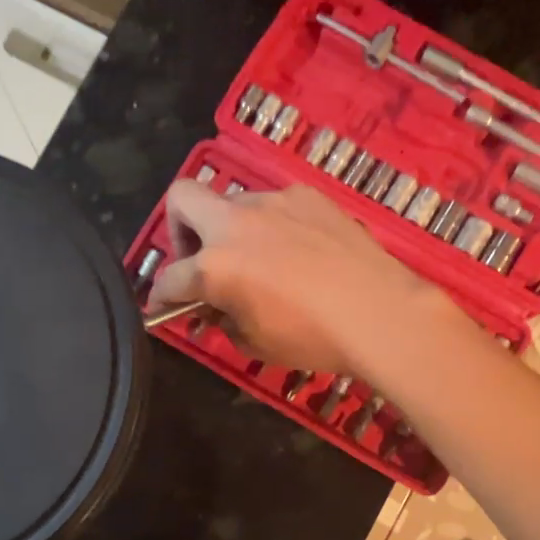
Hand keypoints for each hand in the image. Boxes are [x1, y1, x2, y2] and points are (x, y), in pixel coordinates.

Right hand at [148, 182, 464, 377]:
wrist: (379, 311)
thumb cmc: (312, 338)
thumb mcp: (256, 343)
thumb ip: (226, 321)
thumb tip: (219, 310)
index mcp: (215, 265)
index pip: (170, 278)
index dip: (160, 296)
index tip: (163, 307)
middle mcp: (236, 223)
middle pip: (182, 198)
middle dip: (179, 231)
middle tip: (200, 263)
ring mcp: (274, 202)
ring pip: (235, 204)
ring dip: (233, 232)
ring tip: (261, 265)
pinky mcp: (309, 196)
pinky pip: (277, 207)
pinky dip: (273, 228)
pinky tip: (298, 255)